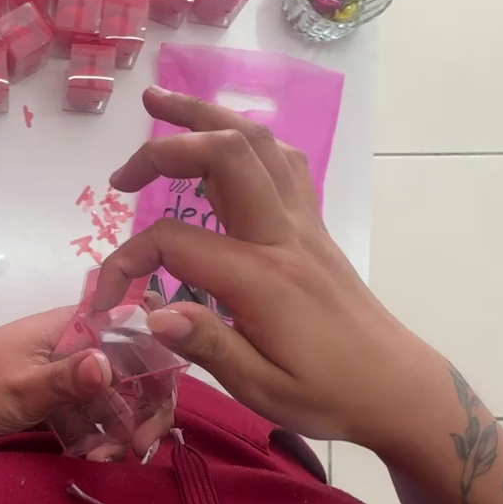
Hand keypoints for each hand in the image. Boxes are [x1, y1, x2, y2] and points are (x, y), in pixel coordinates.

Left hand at [0, 306, 166, 455]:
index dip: (157, 369)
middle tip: (138, 449)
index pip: (135, 333)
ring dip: (118, 428)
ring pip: (111, 396)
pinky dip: (96, 433)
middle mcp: (73, 343)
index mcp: (69, 326)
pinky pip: (87, 412)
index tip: (156, 411)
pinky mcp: (50, 396)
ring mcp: (62, 371)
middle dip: (141, 409)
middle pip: (130, 370)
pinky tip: (95, 458)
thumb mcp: (20, 387)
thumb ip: (67, 379)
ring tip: (110, 460)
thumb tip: (110, 366)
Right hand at [92, 86, 445, 452]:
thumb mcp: (261, 388)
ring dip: (207, 118)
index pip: (173, 245)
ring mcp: (303, 224)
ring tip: (161, 107)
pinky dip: (245, 140)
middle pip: (226, 154)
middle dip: (165, 146)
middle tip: (121, 174)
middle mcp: (283, 236)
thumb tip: (149, 313)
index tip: (103, 301)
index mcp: (261, 279)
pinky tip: (223, 145)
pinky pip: (283, 161)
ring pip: (259, 143)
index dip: (124, 264)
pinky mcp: (313, 227)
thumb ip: (206, 344)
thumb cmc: (328, 396)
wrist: (399, 390)